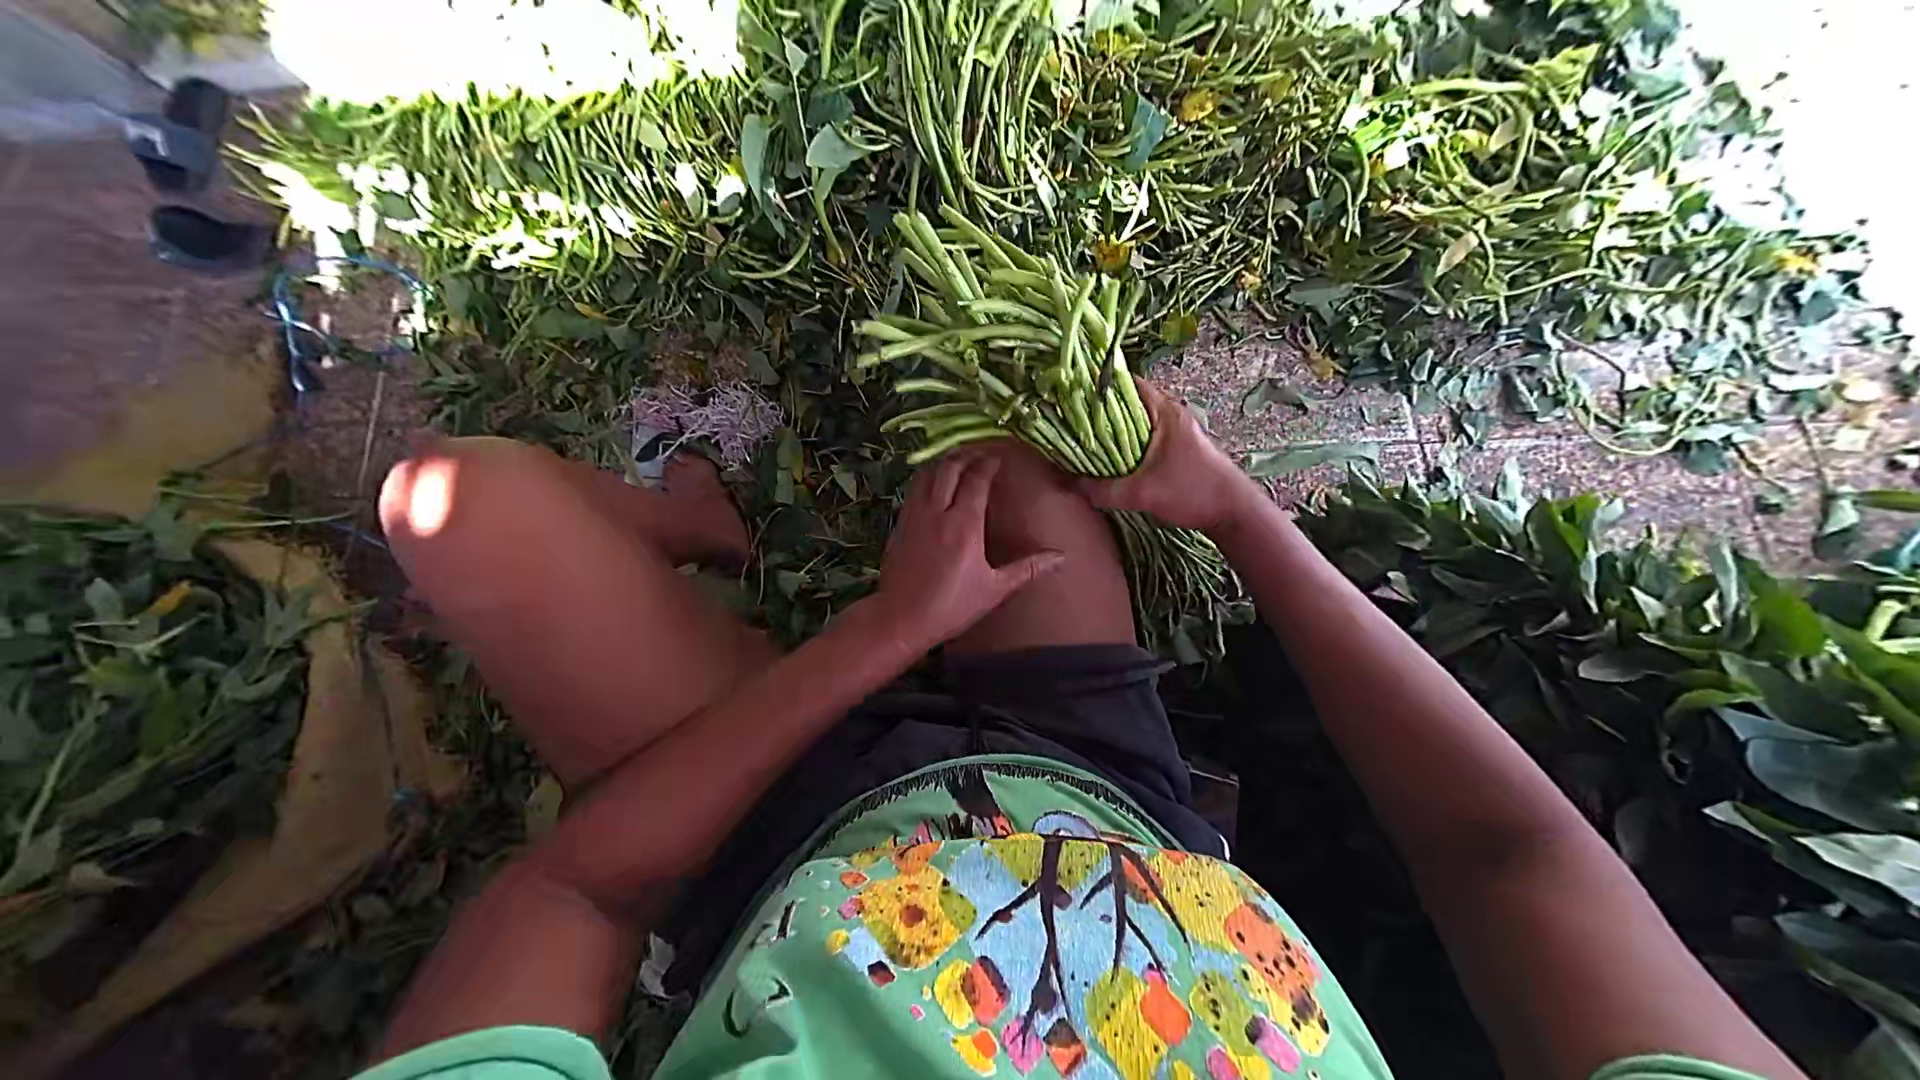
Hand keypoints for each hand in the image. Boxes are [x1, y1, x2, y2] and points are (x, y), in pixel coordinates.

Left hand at [875, 452, 1064, 645]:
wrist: (901, 619)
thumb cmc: (951, 606)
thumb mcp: (995, 589)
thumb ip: (1027, 568)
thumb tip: (1060, 557)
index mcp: (964, 524)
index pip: (976, 480)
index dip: (987, 464)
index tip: (997, 458)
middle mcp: (937, 512)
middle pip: (949, 468)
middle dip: (965, 455)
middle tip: (979, 452)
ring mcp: (914, 516)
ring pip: (926, 474)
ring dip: (943, 463)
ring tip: (956, 461)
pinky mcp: (899, 525)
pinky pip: (913, 490)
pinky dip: (926, 479)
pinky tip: (932, 485)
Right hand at [1078, 378, 1262, 533]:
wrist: (1234, 512)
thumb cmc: (1194, 492)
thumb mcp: (1142, 494)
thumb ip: (1103, 490)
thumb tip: (1069, 485)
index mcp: (1165, 412)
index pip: (1127, 383)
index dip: (1098, 385)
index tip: (1071, 394)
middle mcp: (1170, 414)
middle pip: (1127, 402)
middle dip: (1098, 409)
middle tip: (1068, 419)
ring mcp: (1174, 430)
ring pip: (1134, 421)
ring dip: (1111, 428)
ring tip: (1081, 437)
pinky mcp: (1175, 447)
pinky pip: (1141, 436)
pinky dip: (1123, 442)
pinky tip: (1106, 456)